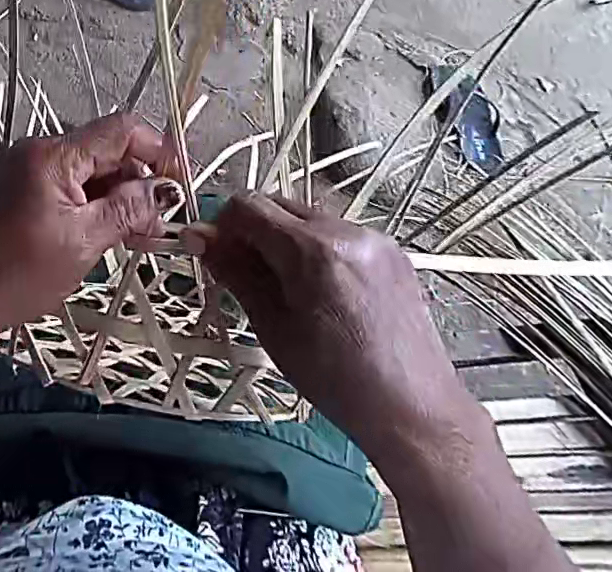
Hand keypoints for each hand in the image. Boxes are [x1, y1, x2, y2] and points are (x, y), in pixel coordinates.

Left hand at [0, 113, 180, 346]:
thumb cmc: (16, 276)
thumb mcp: (82, 243)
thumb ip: (128, 209)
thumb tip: (166, 191)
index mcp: (54, 155)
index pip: (121, 129)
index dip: (158, 149)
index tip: (181, 183)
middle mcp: (43, 150)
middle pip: (108, 150)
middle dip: (140, 181)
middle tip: (160, 224)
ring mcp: (32, 169)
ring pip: (95, 170)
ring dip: (122, 197)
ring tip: (142, 237)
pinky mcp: (27, 188)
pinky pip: (75, 186)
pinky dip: (99, 205)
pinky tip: (116, 234)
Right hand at [183, 193, 473, 461]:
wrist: (414, 409)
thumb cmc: (335, 379)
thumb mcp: (273, 327)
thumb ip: (235, 271)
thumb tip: (198, 236)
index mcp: (310, 249)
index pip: (248, 205)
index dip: (222, 224)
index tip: (216, 252)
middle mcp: (344, 228)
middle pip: (278, 203)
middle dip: (253, 229)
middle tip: (246, 271)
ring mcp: (372, 235)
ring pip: (308, 216)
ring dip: (285, 237)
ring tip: (290, 287)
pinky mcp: (391, 248)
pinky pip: (339, 232)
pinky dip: (318, 247)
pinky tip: (325, 290)